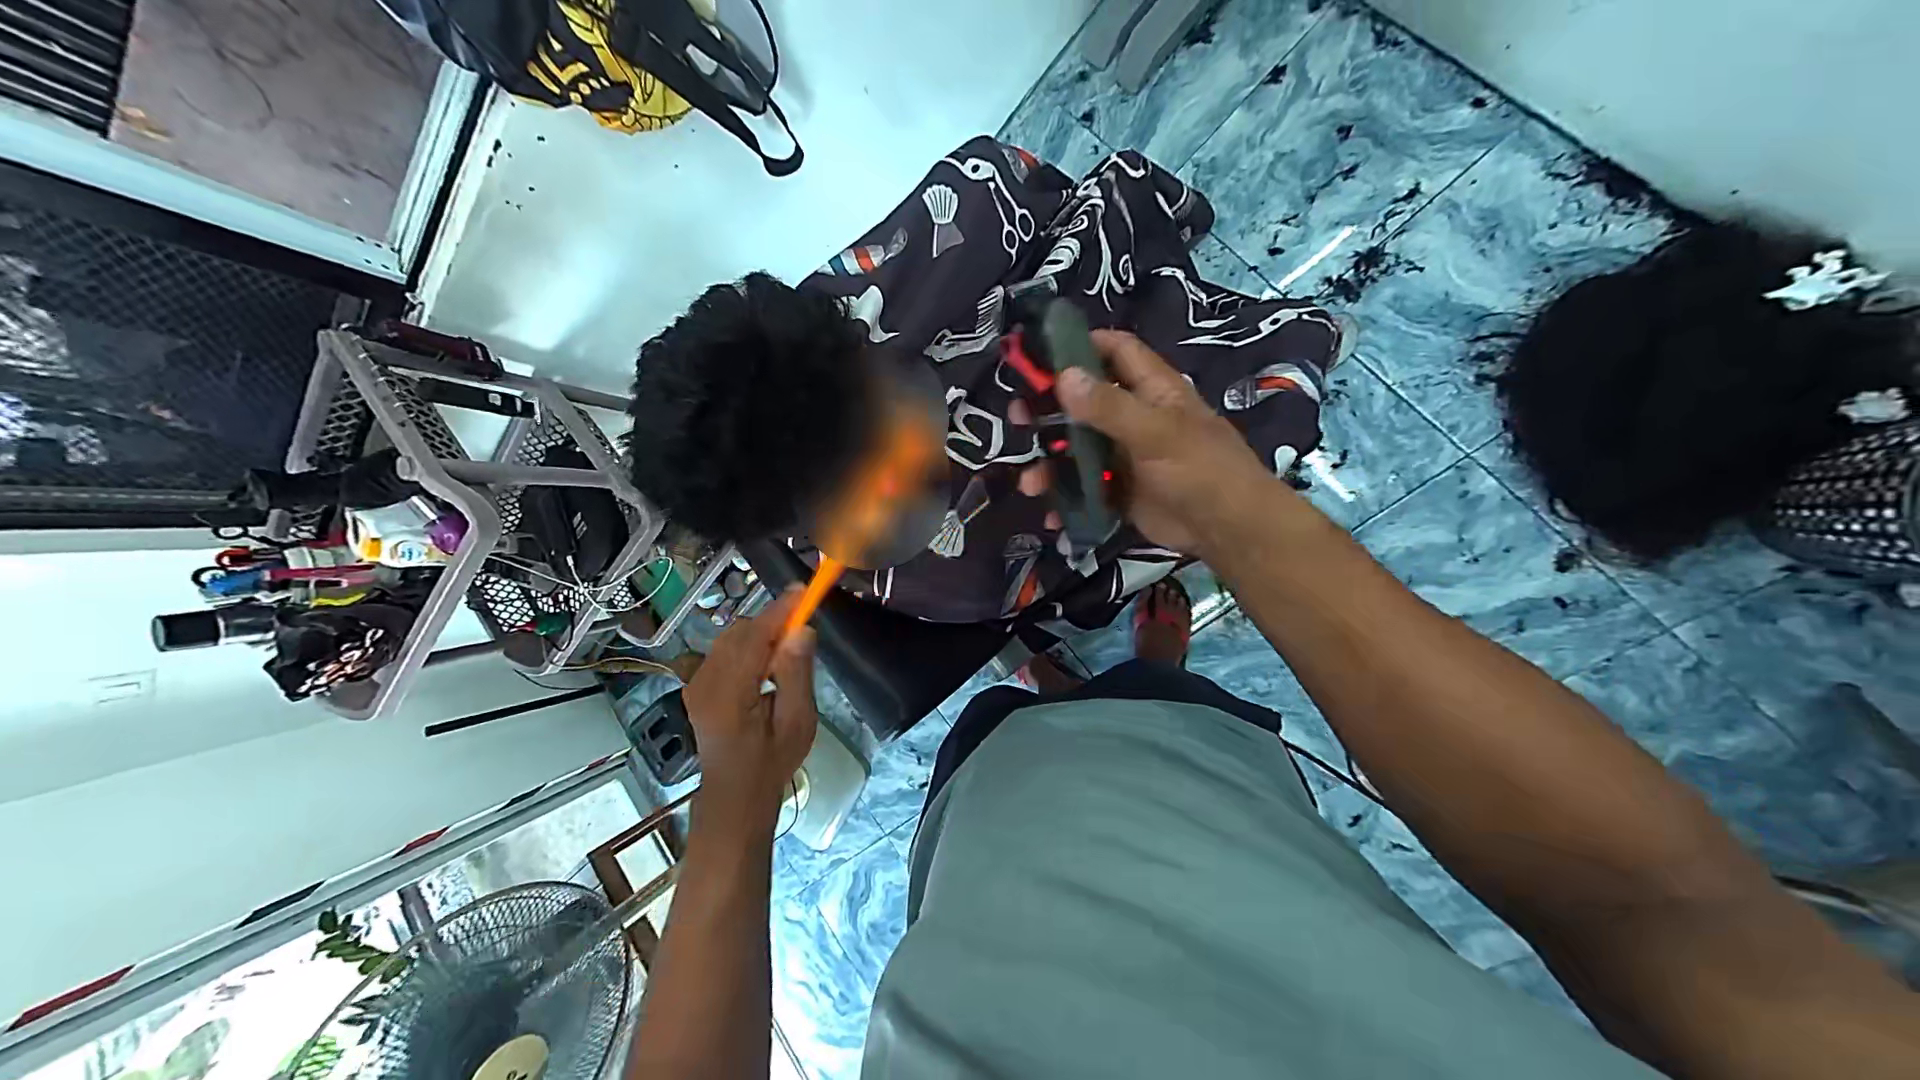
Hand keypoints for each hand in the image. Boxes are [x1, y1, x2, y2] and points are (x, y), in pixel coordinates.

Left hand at [681, 588, 819, 829]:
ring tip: (785, 654)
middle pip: (740, 633)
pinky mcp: (696, 686)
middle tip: (802, 630)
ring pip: (730, 639)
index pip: (754, 638)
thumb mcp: (797, 722)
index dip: (780, 611)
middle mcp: (705, 683)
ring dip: (760, 635)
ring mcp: (696, 684)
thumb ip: (796, 674)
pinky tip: (764, 666)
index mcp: (729, 695)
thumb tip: (801, 630)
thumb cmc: (772, 762)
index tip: (804, 590)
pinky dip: (747, 646)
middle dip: (771, 623)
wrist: (736, 795)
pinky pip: (723, 651)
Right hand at [1052, 330, 1280, 553]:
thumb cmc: (1200, 469)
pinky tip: (1052, 514)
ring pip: (1078, 450)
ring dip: (1051, 464)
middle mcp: (1135, 417)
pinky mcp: (1120, 490)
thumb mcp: (1155, 433)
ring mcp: (1125, 455)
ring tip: (1030, 482)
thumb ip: (1109, 407)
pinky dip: (1066, 499)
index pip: (1116, 350)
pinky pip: (1085, 488)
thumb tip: (1064, 377)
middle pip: (1085, 401)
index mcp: (1152, 390)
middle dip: (1050, 409)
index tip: (1041, 352)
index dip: (1082, 344)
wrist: (1226, 530)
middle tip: (1018, 416)